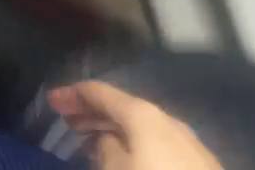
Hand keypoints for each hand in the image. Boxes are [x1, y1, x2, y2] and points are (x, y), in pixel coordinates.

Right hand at [47, 81, 221, 169]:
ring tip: (93, 142)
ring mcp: (189, 144)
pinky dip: (137, 144)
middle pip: (122, 106)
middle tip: (67, 121)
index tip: (50, 102)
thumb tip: (107, 139)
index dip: (71, 94)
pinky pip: (159, 145)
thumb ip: (104, 148)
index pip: (98, 91)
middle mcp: (167, 119)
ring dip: (115, 130)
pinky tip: (130, 159)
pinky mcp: (203, 167)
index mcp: (143, 114)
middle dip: (92, 112)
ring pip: (142, 127)